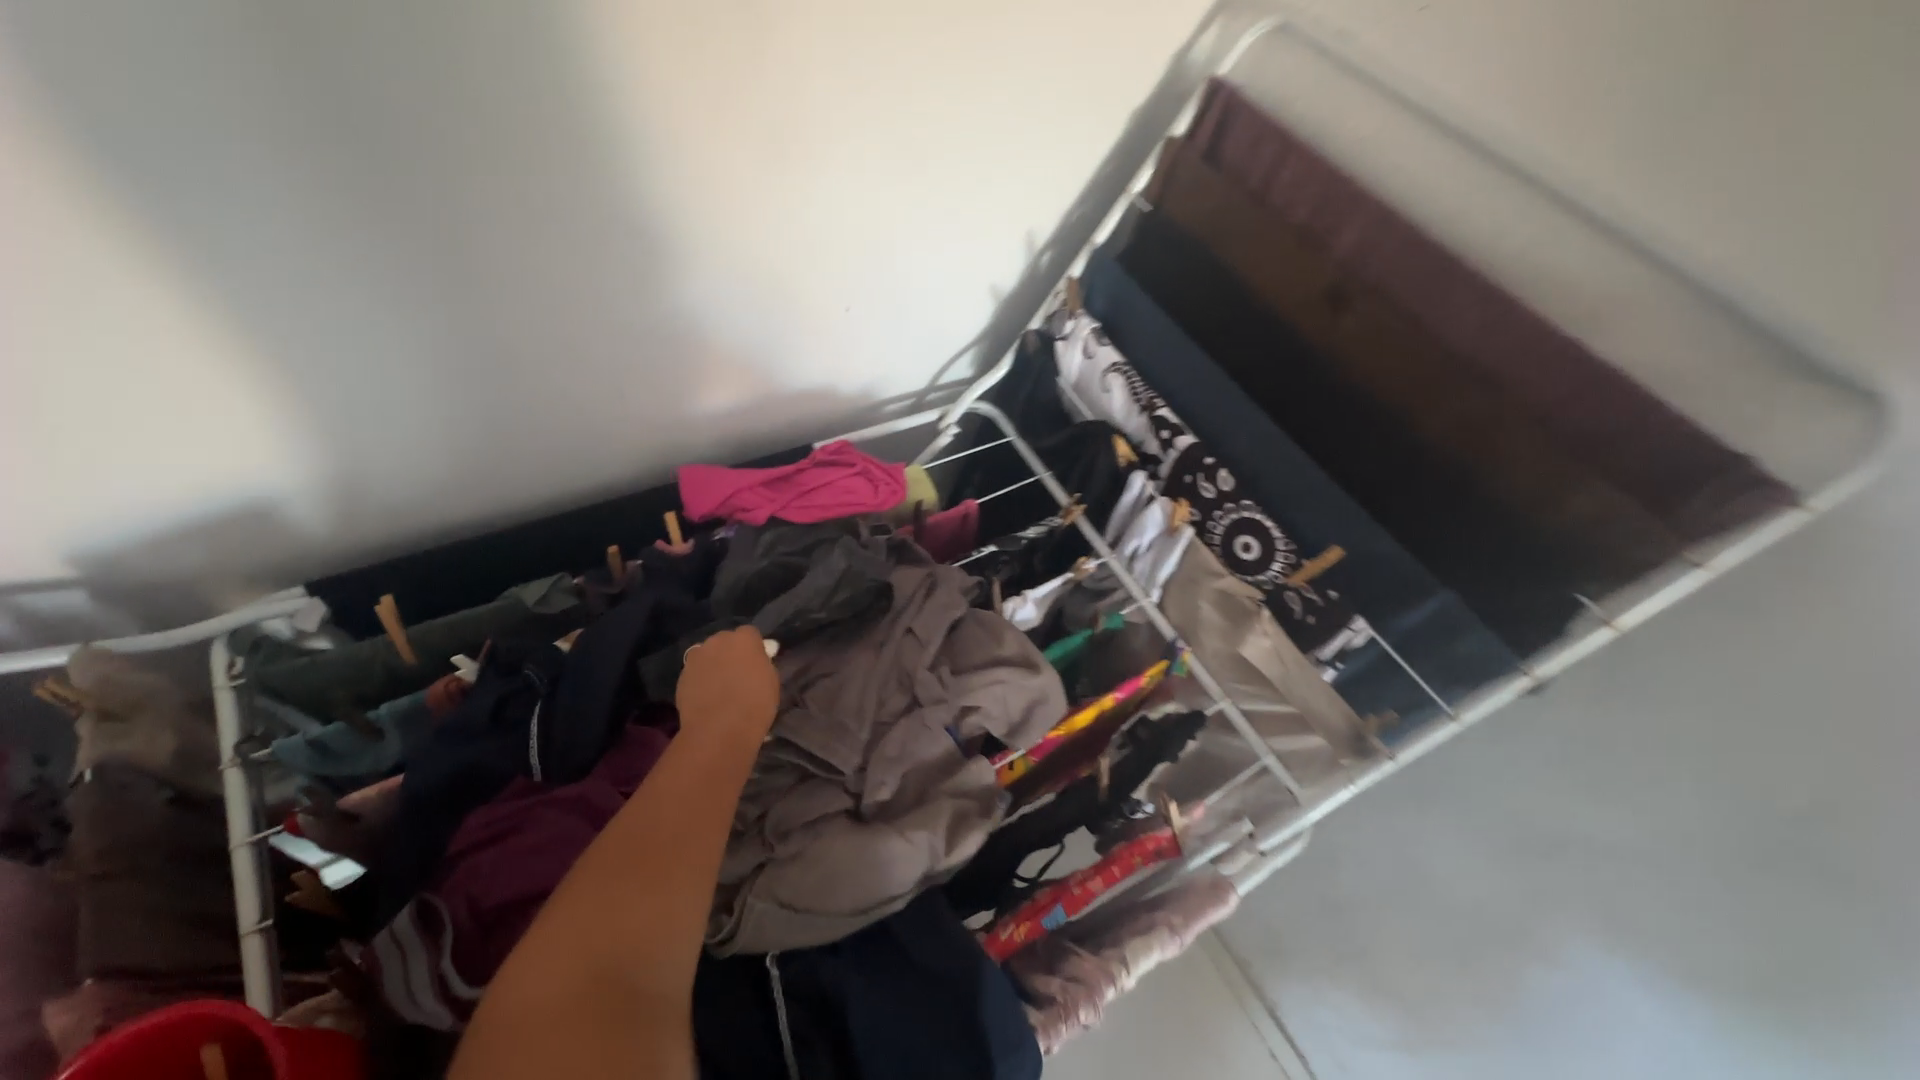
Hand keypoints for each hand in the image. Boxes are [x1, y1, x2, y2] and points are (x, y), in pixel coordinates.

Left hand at [676, 626, 779, 733]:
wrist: (719, 729)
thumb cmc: (755, 704)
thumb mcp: (771, 681)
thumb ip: (762, 664)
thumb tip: (755, 661)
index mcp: (743, 639)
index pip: (750, 634)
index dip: (753, 647)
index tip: (756, 663)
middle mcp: (717, 641)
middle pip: (725, 641)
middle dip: (730, 653)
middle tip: (737, 674)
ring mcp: (696, 657)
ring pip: (707, 655)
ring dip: (713, 665)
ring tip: (719, 687)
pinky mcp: (682, 676)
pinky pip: (695, 673)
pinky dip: (700, 680)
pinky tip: (706, 698)